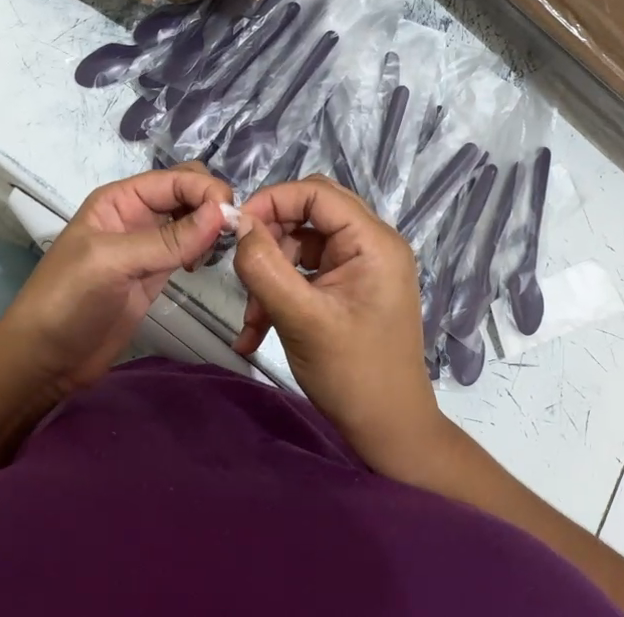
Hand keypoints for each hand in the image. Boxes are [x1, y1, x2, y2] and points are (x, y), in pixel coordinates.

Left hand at [0, 164, 232, 393]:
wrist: (46, 358)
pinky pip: (188, 249)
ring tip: (223, 250)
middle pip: (187, 193)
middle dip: (213, 204)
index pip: (175, 178)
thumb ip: (167, 239)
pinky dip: (205, 249)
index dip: (206, 190)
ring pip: (192, 220)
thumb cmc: (68, 300)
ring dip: (212, 226)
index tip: (231, 217)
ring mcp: (147, 245)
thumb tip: (222, 213)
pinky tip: (207, 263)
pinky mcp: (155, 274)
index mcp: (120, 198)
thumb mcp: (112, 262)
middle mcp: (136, 214)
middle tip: (231, 234)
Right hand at [234, 176, 450, 478]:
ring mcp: (360, 267)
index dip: (273, 200)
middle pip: (309, 212)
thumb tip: (238, 224)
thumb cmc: (353, 374)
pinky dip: (278, 293)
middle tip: (241, 264)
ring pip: (300, 243)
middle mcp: (371, 245)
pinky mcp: (348, 289)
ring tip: (251, 317)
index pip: (316, 193)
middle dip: (269, 237)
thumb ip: (265, 267)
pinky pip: (304, 273)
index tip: (235, 227)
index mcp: (373, 242)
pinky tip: (255, 330)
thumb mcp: (301, 318)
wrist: (388, 431)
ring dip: (269, 273)